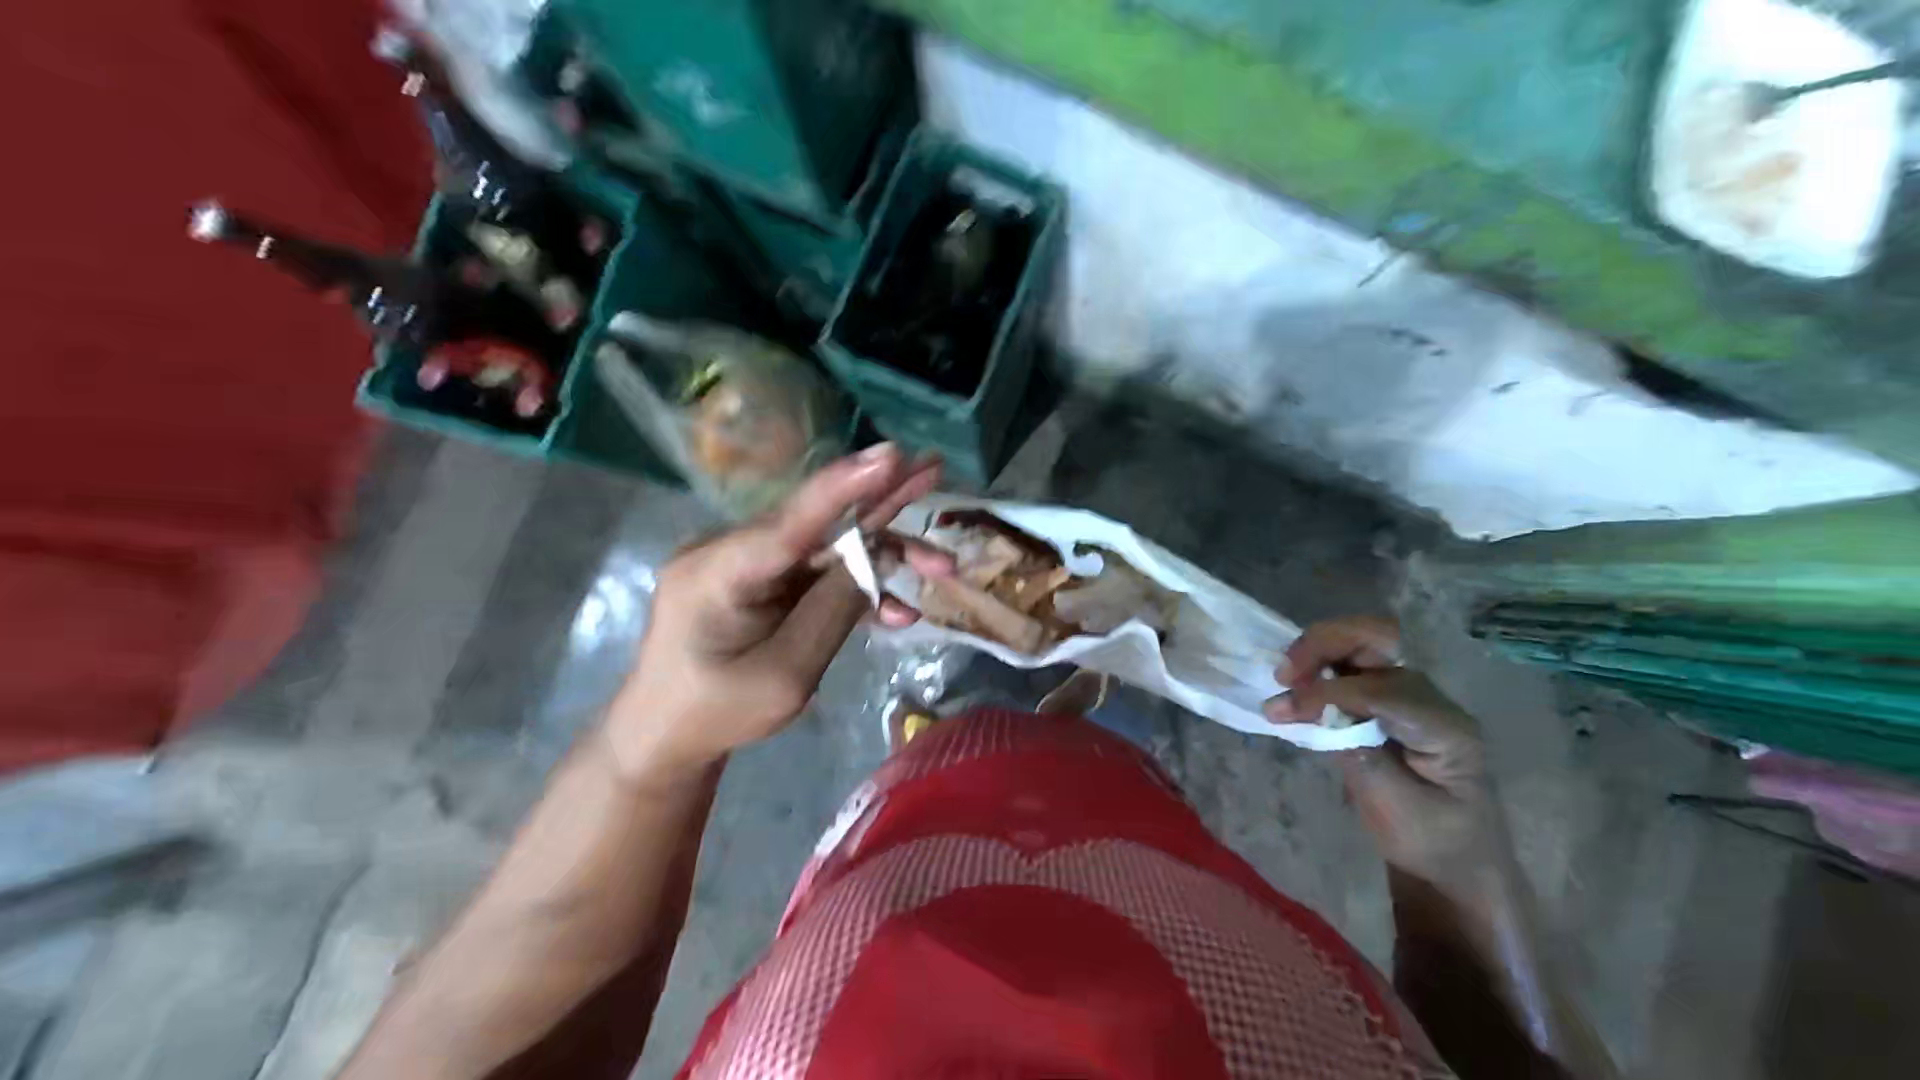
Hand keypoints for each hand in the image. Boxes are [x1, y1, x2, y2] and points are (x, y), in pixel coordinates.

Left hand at [606, 444, 951, 776]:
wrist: (667, 734)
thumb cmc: (718, 713)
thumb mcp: (785, 676)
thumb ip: (832, 612)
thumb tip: (877, 558)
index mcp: (716, 573)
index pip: (790, 522)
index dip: (844, 487)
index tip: (891, 455)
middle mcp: (730, 551)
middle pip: (817, 519)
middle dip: (880, 501)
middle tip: (933, 469)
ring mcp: (748, 563)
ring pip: (827, 545)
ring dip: (883, 556)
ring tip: (941, 565)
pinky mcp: (762, 578)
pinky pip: (817, 571)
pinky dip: (858, 587)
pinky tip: (898, 610)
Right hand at [1265, 618, 1497, 892]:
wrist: (1454, 868)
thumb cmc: (1430, 843)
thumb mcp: (1394, 808)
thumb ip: (1358, 754)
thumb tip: (1316, 713)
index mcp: (1446, 728)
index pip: (1382, 690)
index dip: (1329, 692)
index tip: (1283, 708)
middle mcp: (1431, 699)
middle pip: (1381, 639)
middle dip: (1326, 644)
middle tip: (1284, 673)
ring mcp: (1411, 695)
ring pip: (1363, 643)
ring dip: (1318, 650)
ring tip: (1285, 679)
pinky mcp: (1387, 700)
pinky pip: (1351, 666)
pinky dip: (1318, 667)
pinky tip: (1296, 689)